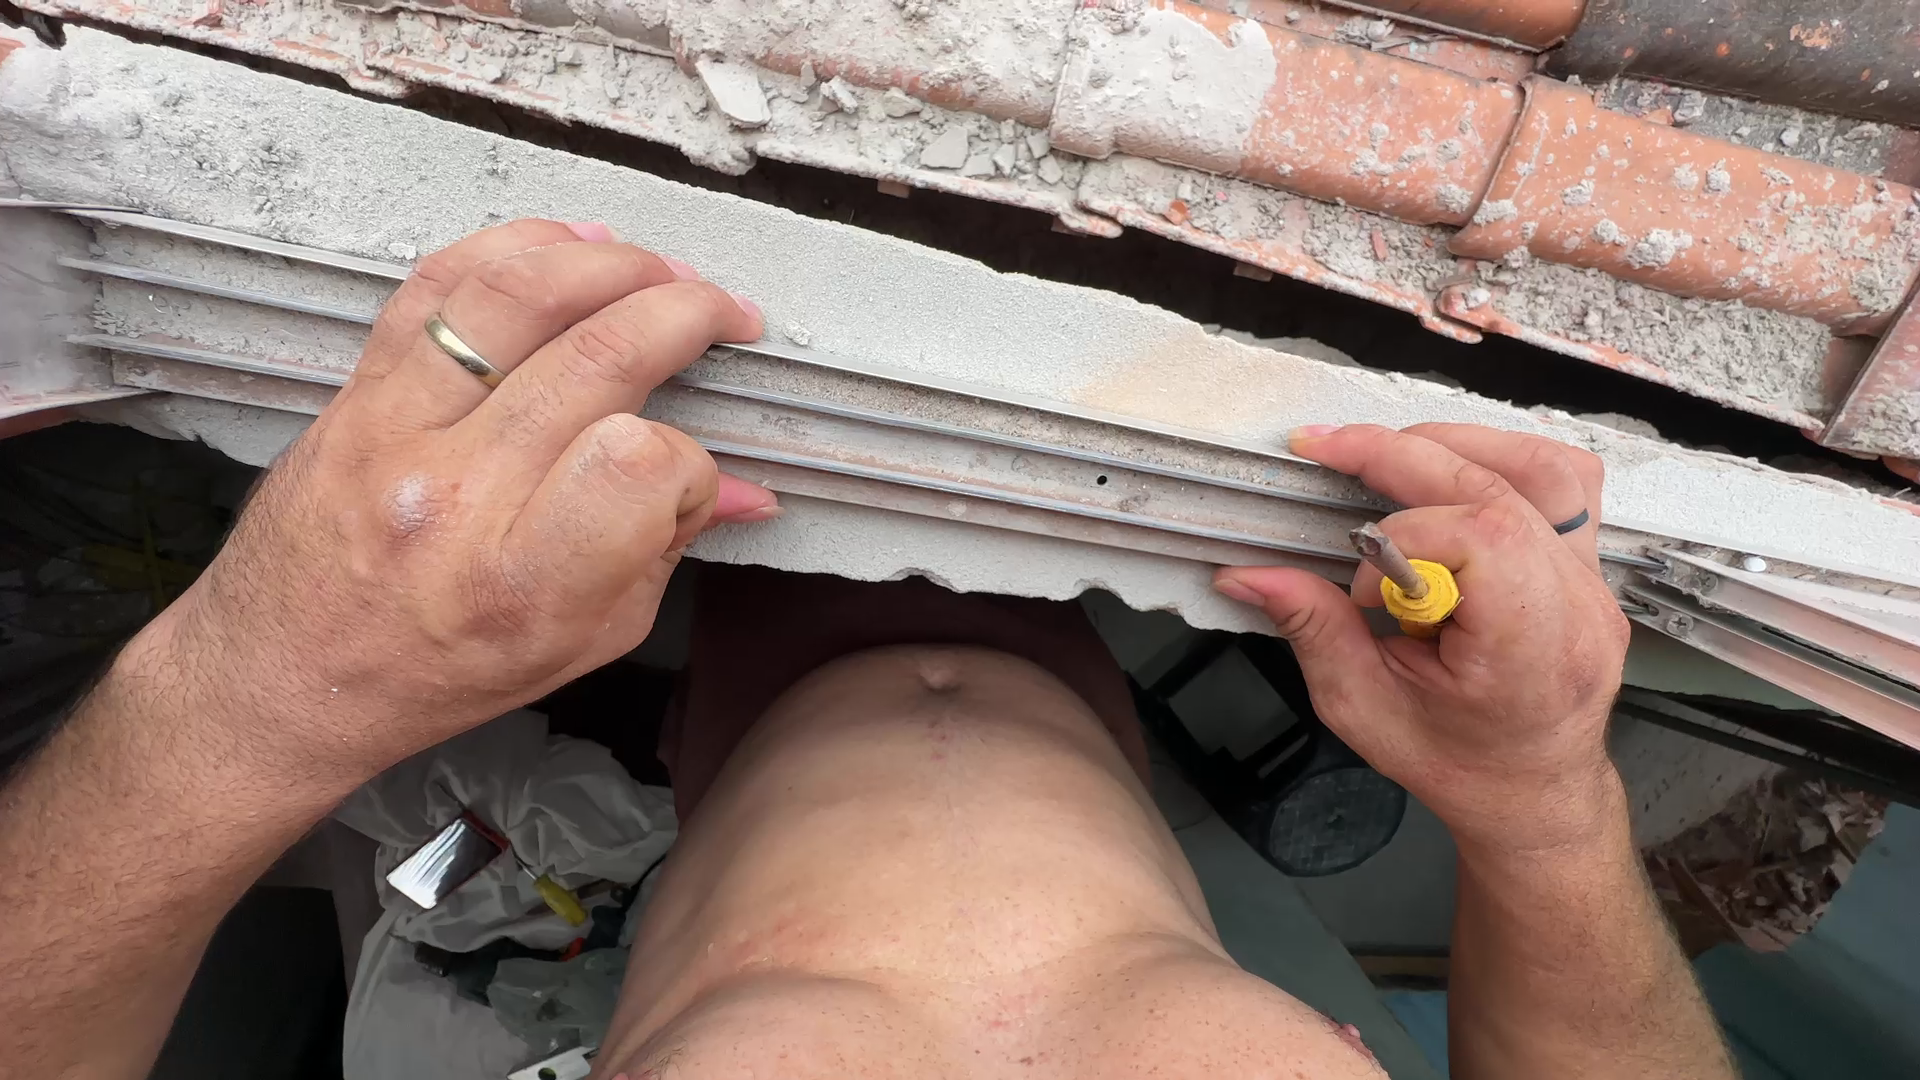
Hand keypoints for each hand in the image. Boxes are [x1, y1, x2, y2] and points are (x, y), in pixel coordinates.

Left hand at [125, 219, 779, 785]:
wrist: (289, 675)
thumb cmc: (455, 668)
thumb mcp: (597, 633)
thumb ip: (671, 546)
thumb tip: (748, 493)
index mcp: (530, 575)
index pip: (645, 463)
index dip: (695, 461)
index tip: (695, 477)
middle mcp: (462, 492)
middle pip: (599, 356)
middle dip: (687, 314)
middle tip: (729, 312)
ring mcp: (398, 429)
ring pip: (518, 296)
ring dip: (614, 264)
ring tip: (665, 269)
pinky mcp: (360, 394)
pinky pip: (438, 286)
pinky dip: (517, 246)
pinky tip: (575, 244)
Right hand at [1214, 423, 1631, 856]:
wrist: (1530, 791)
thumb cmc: (1450, 760)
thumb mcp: (1359, 705)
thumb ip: (1309, 628)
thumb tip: (1245, 574)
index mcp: (1531, 648)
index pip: (1481, 536)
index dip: (1401, 540)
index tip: (1361, 587)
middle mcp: (1577, 602)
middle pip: (1499, 484)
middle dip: (1397, 454)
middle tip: (1322, 445)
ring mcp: (1591, 579)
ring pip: (1543, 466)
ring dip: (1453, 445)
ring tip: (1385, 454)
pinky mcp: (1581, 564)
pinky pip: (1557, 482)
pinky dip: (1493, 460)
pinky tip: (1442, 474)